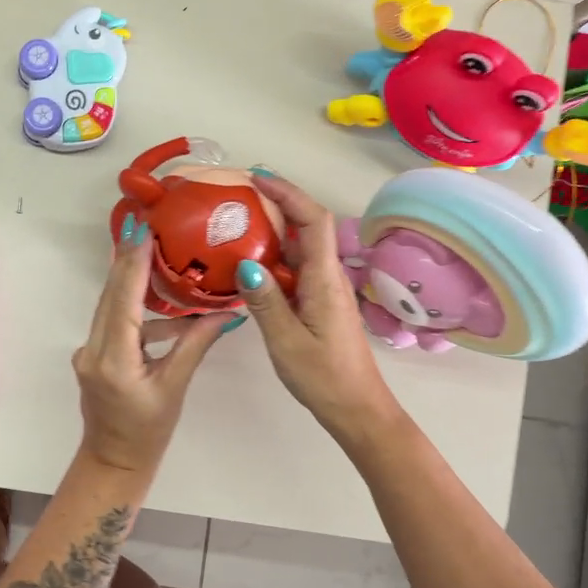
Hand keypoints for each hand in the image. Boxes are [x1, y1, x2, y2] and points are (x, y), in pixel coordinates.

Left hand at [74, 215, 234, 472]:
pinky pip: (115, 324)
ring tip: (160, 258)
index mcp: (114, 360)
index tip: (140, 229)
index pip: (123, 300)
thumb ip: (194, 345)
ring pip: (112, 308)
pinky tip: (168, 311)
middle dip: (129, 261)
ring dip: (135, 285)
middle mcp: (93, 350)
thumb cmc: (147, 432)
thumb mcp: (174, 388)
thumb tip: (223, 313)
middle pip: (112, 297)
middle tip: (146, 226)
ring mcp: (89, 353)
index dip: (132, 263)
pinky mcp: (94, 356)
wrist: (114, 461)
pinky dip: (138, 313)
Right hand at [235, 173, 399, 436]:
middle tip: (235, 197)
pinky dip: (271, 258)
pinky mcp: (317, 304)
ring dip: (271, 231)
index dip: (288, 193)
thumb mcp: (286, 340)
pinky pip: (294, 269)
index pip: (312, 221)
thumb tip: (245, 263)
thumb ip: (266, 301)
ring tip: (232, 225)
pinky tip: (245, 266)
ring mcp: (323, 290)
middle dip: (276, 204)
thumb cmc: (323, 377)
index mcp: (324, 280)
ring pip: (298, 248)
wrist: (355, 408)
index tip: (256, 179)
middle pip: (306, 227)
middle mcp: (327, 277)